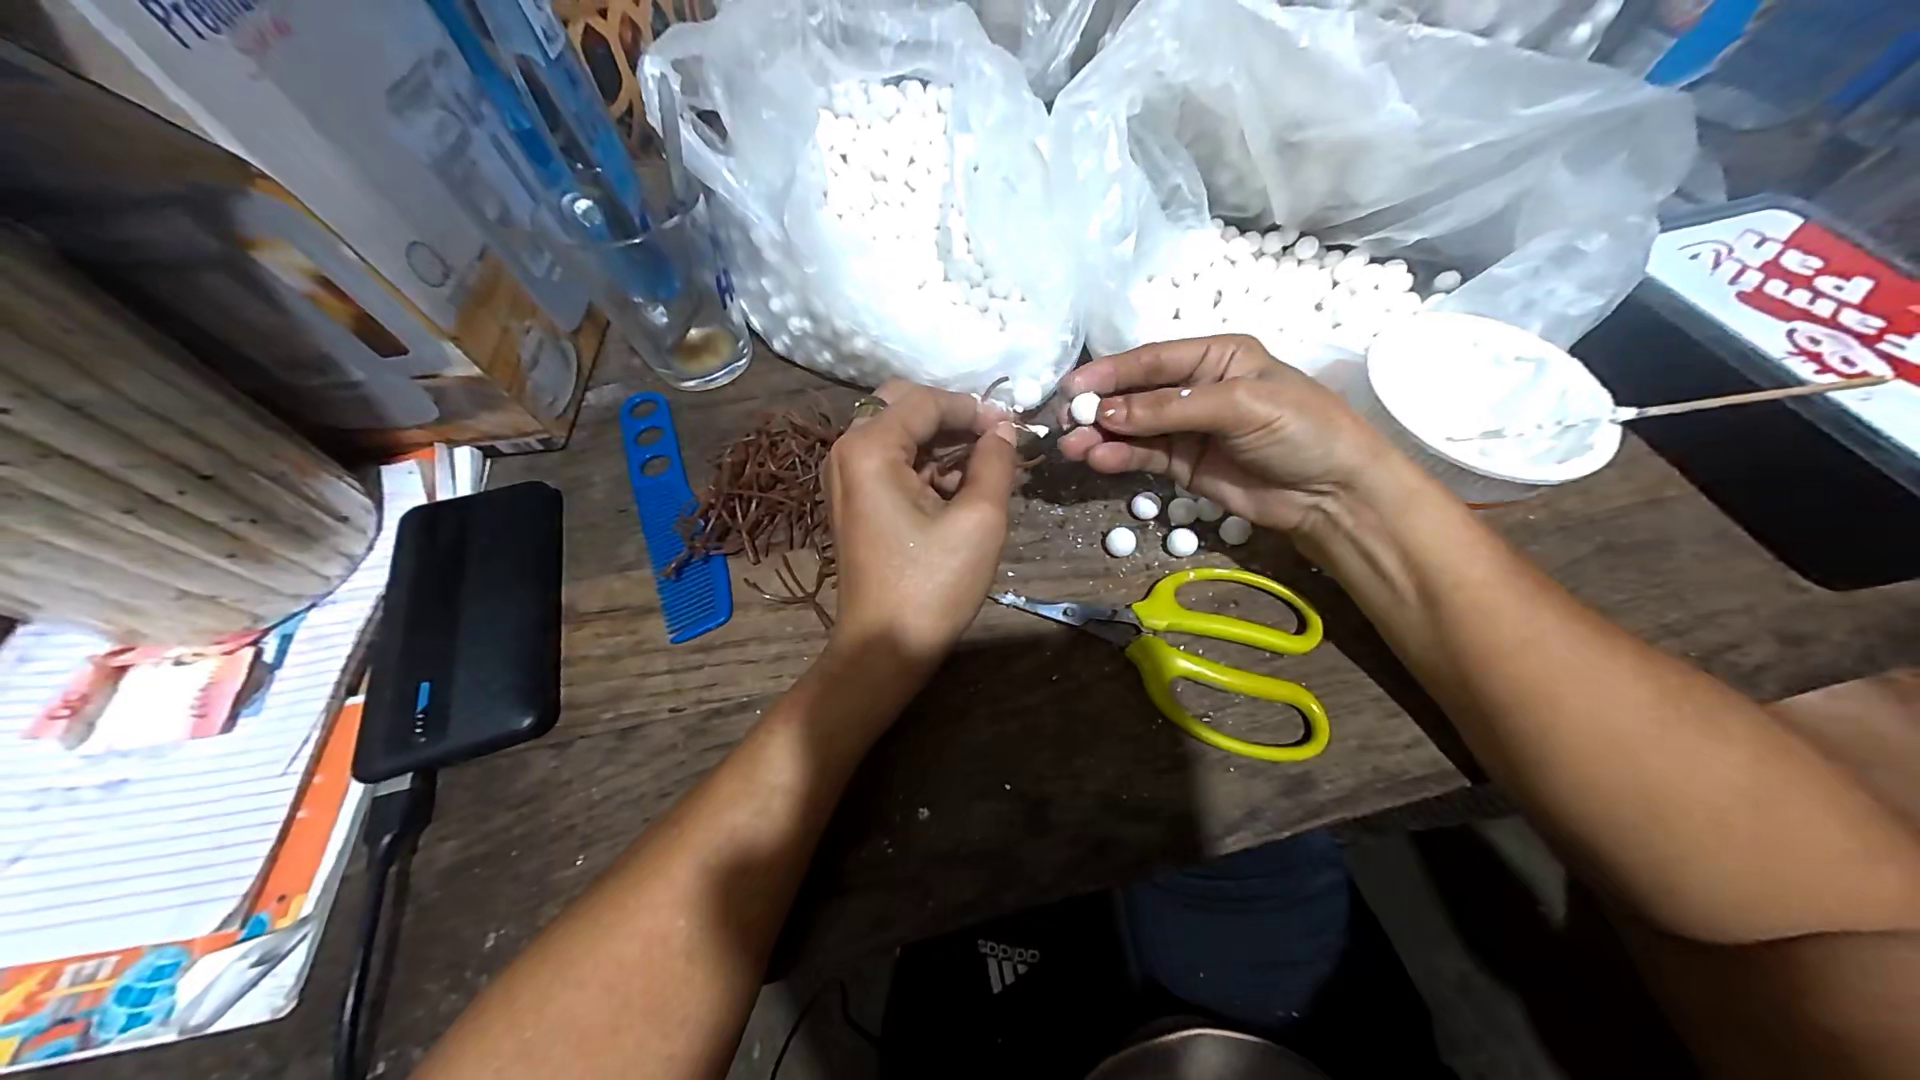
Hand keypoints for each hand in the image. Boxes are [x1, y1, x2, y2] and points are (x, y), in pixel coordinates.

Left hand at [824, 380, 1020, 673]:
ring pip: (898, 435)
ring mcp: (845, 478)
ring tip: (983, 470)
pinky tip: (957, 490)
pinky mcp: (854, 501)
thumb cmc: (932, 586)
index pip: (925, 400)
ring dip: (941, 443)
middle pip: (903, 407)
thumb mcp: (978, 520)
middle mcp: (846, 452)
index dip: (972, 408)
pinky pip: (891, 464)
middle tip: (993, 443)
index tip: (1011, 429)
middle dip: (952, 419)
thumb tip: (1003, 429)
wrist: (885, 648)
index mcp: (868, 448)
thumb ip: (995, 462)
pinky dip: (925, 467)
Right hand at [1055, 335, 1402, 533]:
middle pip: (1134, 393)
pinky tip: (1098, 461)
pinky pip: (1142, 457)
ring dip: (1101, 435)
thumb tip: (1107, 414)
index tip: (1073, 386)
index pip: (1152, 360)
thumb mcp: (1239, 405)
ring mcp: (1185, 428)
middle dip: (1098, 406)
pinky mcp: (1181, 464)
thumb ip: (1170, 408)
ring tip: (1072, 447)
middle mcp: (1194, 388)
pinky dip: (1118, 458)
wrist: (1331, 492)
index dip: (1111, 372)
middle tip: (1063, 420)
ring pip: (1131, 428)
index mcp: (1214, 357)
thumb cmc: (1299, 429)